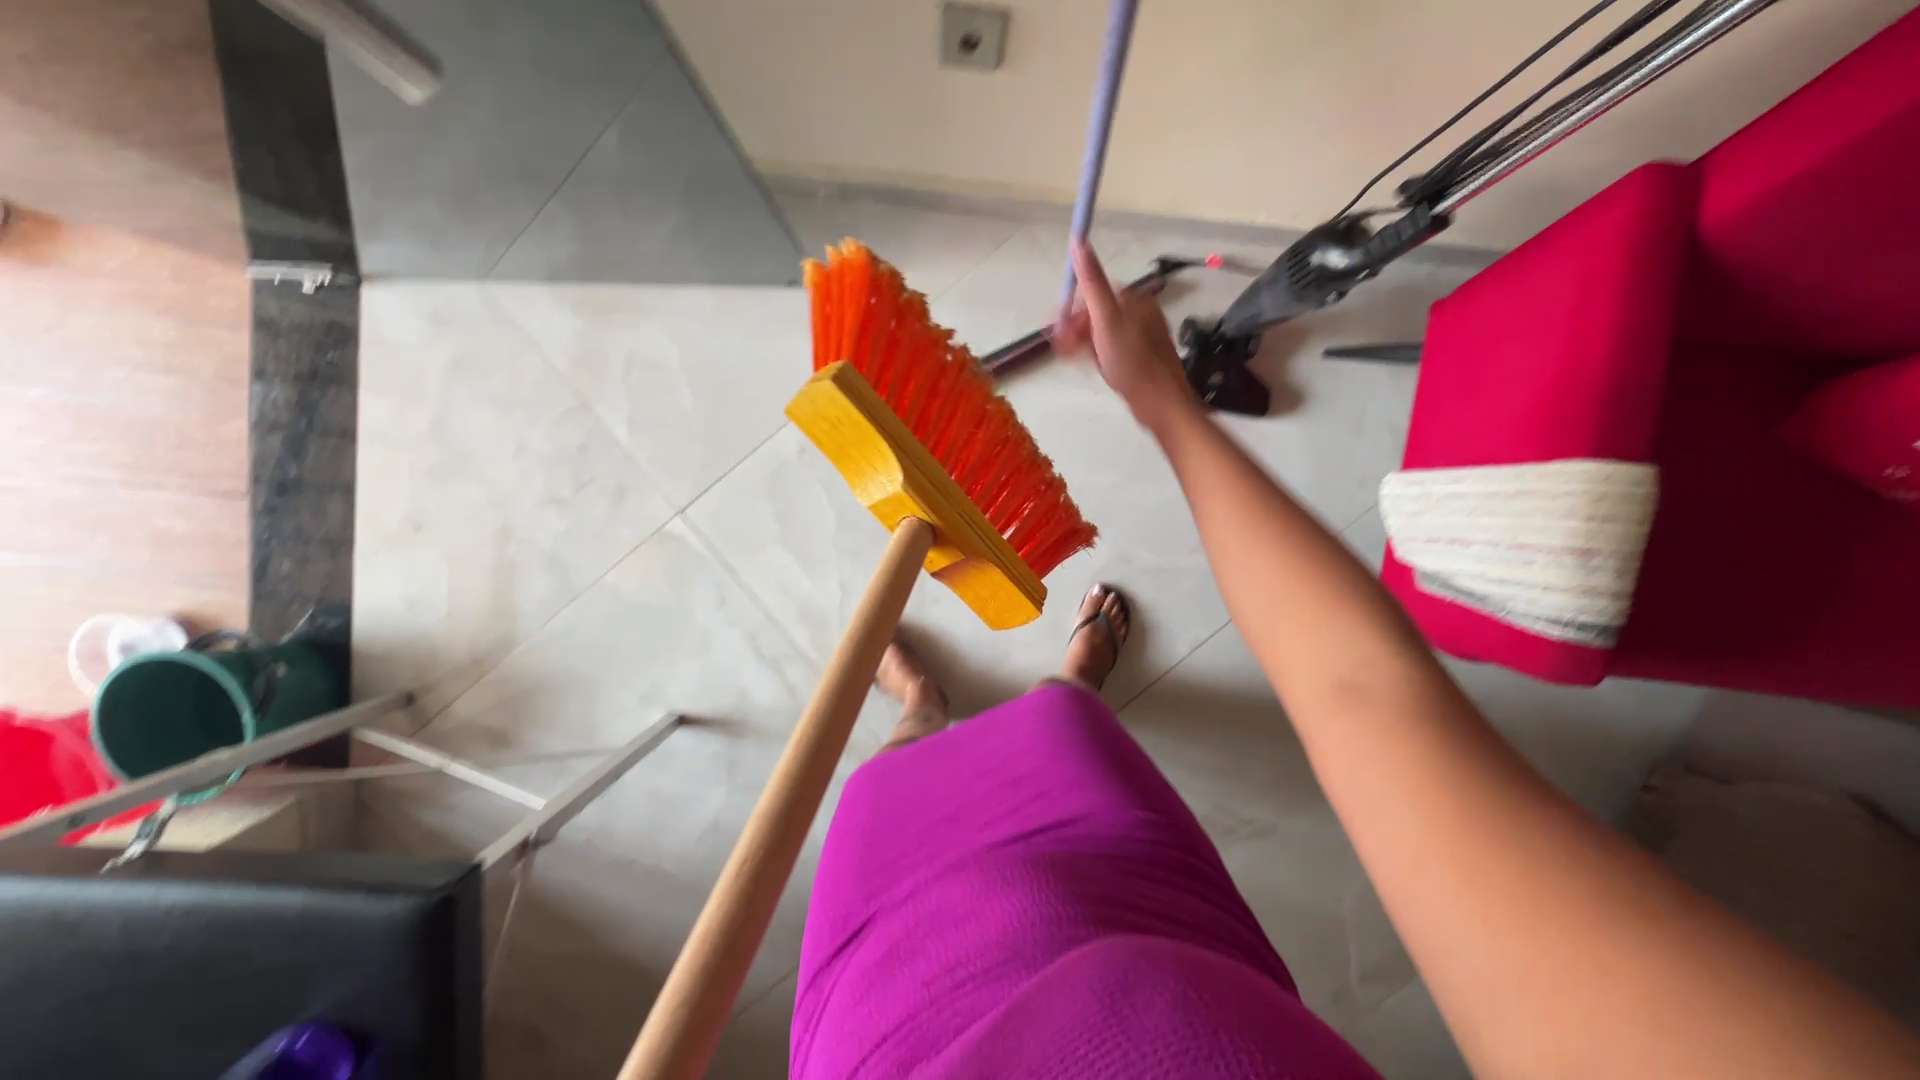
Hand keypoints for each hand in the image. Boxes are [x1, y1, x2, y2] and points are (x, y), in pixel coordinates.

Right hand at [1055, 241, 1198, 431]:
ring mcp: (1141, 335)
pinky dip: (1099, 355)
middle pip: (1097, 313)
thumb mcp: (1106, 320)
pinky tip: (1096, 368)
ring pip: (1103, 332)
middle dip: (1076, 329)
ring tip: (1076, 362)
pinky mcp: (1142, 356)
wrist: (1161, 403)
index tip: (1055, 330)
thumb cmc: (1131, 363)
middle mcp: (1139, 312)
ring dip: (1084, 344)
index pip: (1094, 293)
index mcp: (1132, 299)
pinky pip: (1113, 348)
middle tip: (1062, 352)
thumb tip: (1078, 241)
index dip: (1071, 310)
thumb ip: (1091, 282)